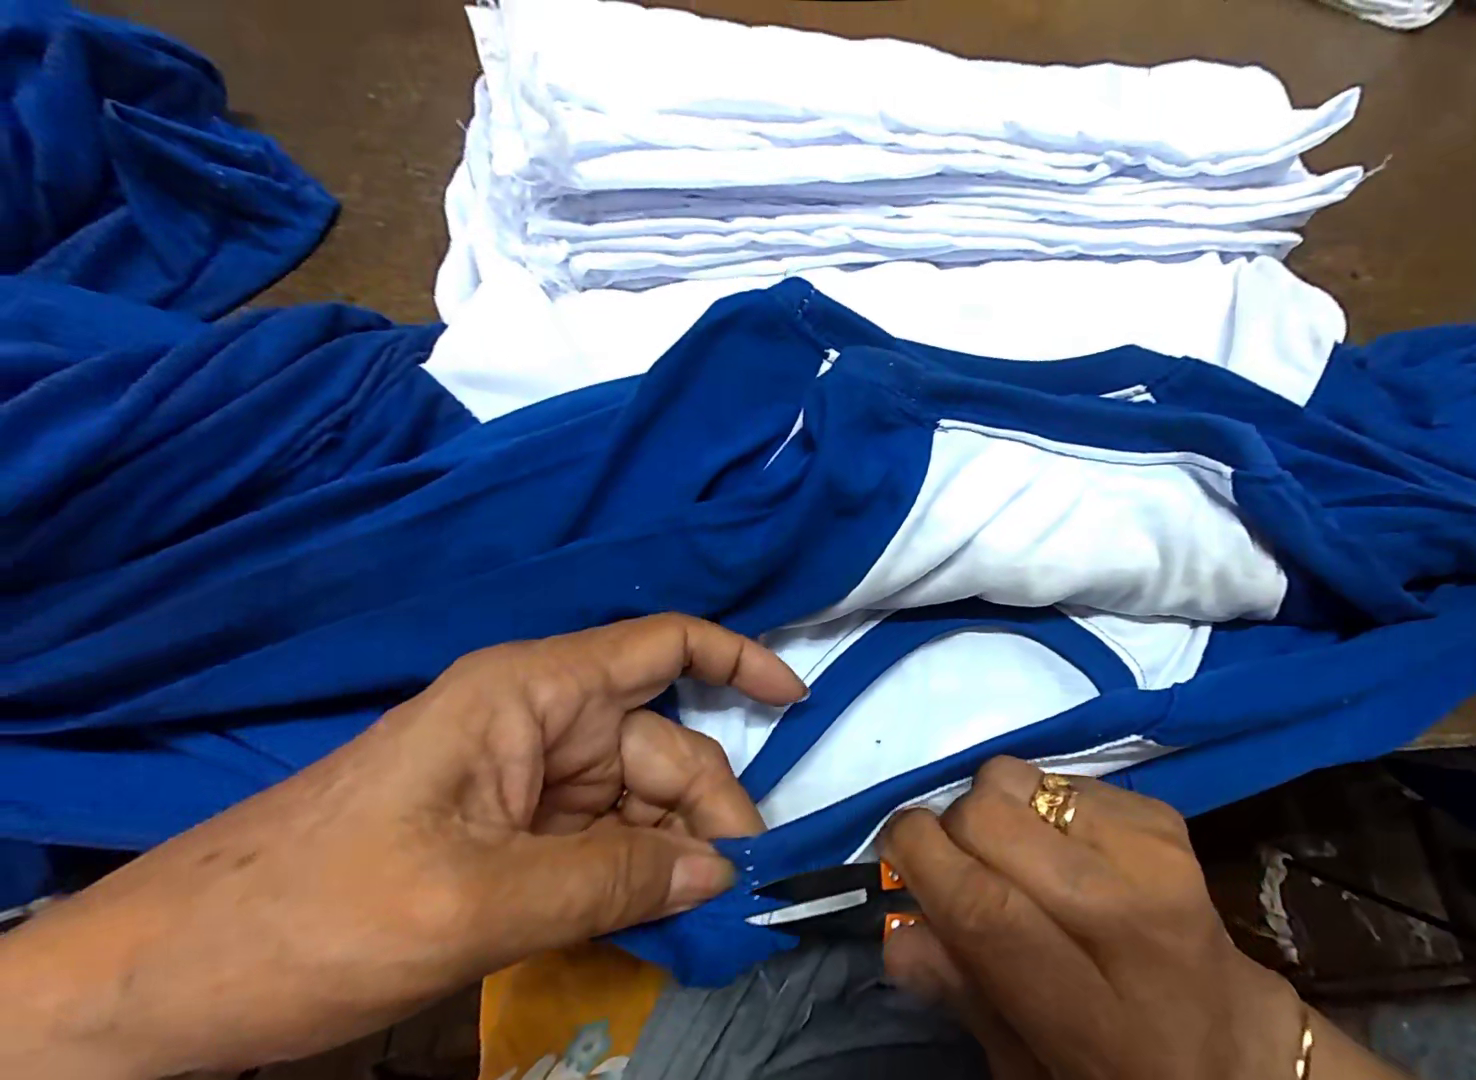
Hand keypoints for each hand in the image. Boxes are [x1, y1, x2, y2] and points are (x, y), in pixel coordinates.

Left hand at [0, 615, 804, 1078]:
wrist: (150, 995)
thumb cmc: (304, 916)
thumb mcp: (471, 902)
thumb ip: (611, 881)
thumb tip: (720, 873)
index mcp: (534, 693)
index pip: (664, 647)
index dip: (739, 659)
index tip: (795, 700)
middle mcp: (545, 722)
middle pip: (665, 749)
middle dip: (706, 811)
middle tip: (735, 886)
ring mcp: (533, 778)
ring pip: (643, 802)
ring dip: (674, 854)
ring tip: (695, 918)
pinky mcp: (520, 829)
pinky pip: (609, 841)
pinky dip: (638, 877)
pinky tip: (654, 919)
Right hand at [882, 758, 1401, 1079]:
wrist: (1230, 1034)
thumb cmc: (1118, 1069)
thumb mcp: (1027, 1068)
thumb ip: (963, 993)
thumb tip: (897, 929)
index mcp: (1093, 1009)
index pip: (987, 906)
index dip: (924, 860)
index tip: (895, 848)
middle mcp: (1128, 913)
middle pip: (993, 817)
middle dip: (953, 828)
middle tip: (960, 862)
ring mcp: (1152, 849)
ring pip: (1019, 777)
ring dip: (995, 807)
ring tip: (1013, 852)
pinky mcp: (1160, 811)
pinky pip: (1056, 773)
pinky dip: (1036, 800)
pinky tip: (1059, 843)